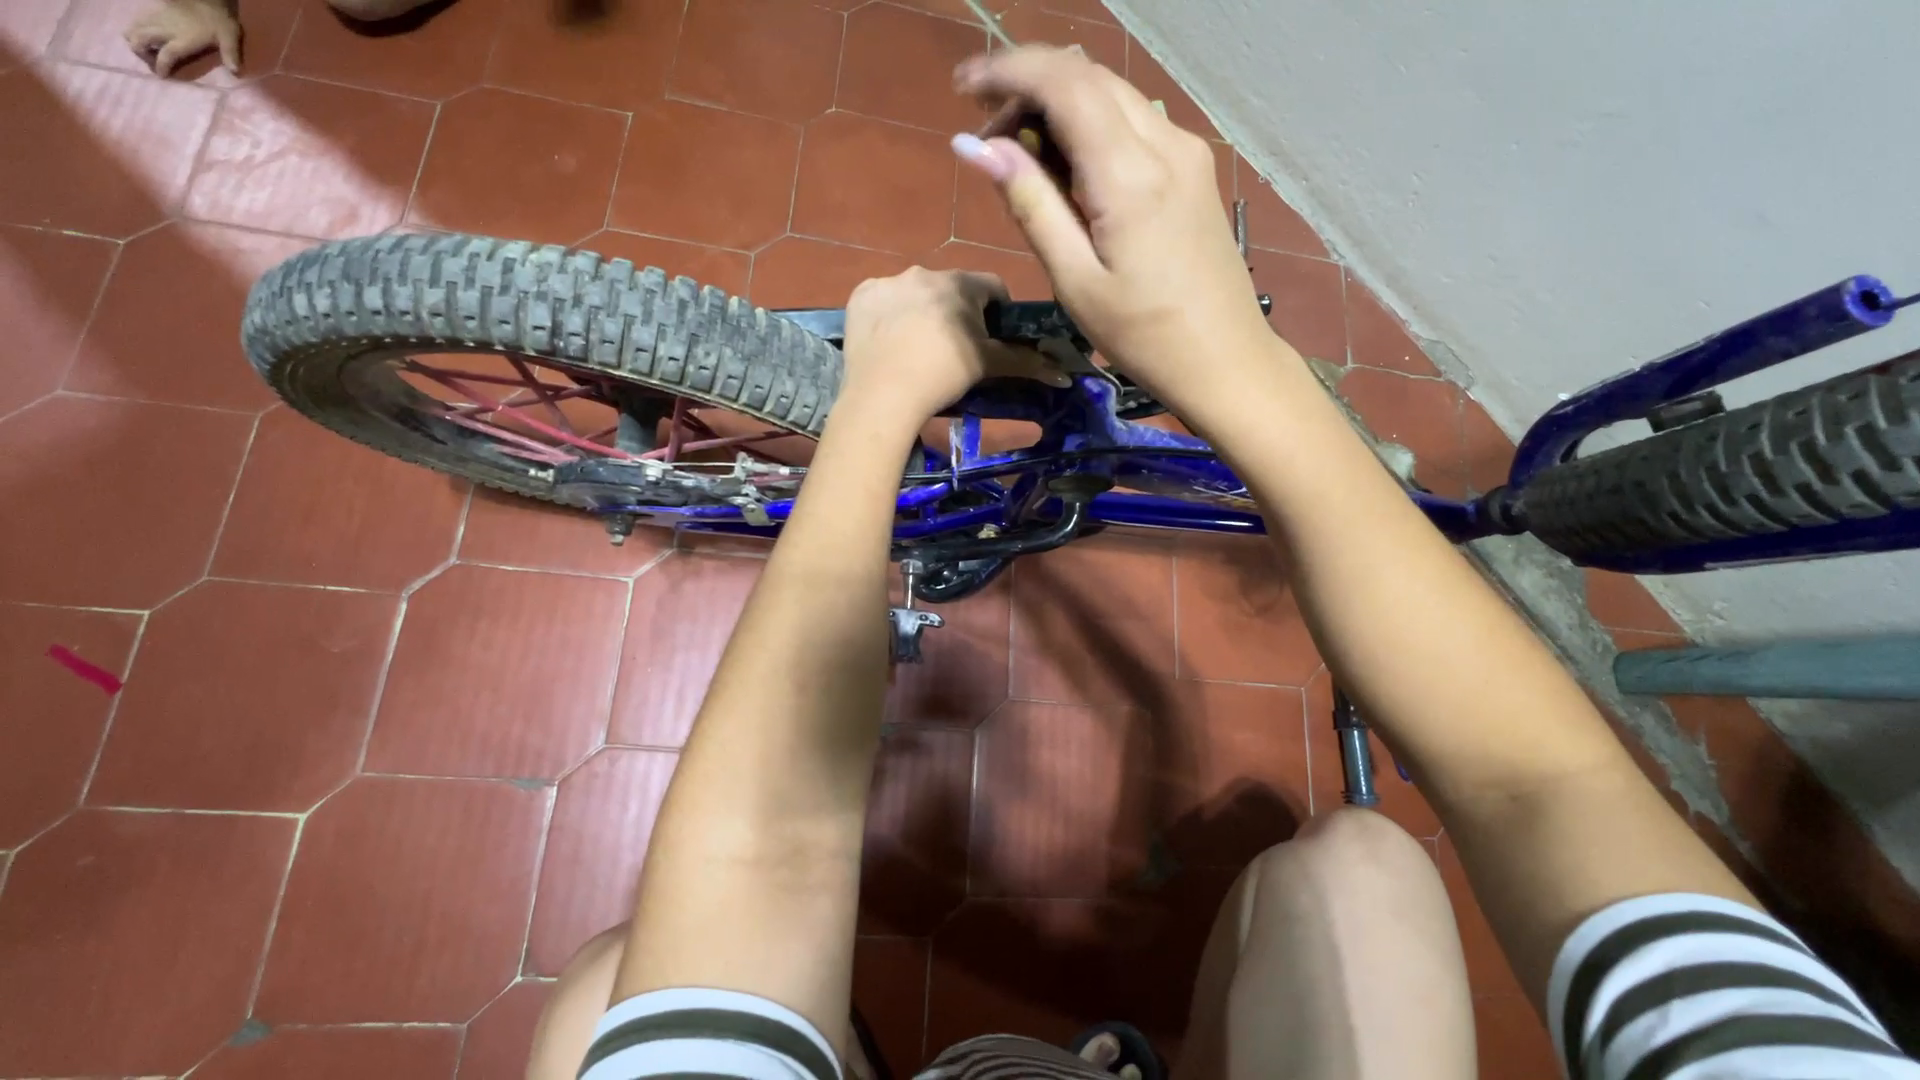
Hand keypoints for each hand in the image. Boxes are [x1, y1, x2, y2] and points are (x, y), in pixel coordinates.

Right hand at [125, 0, 241, 76]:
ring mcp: (156, 19)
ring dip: (134, 40)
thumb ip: (231, 54)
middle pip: (139, 40)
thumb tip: (235, 72)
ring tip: (147, 49)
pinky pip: (136, 20)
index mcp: (182, 39)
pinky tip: (145, 35)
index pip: (166, 55)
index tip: (161, 75)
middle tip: (151, 60)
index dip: (161, 65)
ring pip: (133, 28)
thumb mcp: (230, 37)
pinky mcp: (153, 11)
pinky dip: (136, 28)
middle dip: (140, 52)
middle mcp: (164, 29)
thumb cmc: (219, 19)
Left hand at [840, 267, 1062, 423]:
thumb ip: (1025, 362)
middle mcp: (924, 272)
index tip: (990, 340)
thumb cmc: (943, 376)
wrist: (882, 395)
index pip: (993, 288)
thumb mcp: (987, 366)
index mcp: (961, 283)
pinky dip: (888, 317)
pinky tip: (888, 344)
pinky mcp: (860, 296)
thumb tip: (1064, 373)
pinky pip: (882, 301)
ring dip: (921, 313)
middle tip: (952, 351)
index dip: (997, 313)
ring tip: (917, 351)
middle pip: (951, 289)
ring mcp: (888, 281)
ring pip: (915, 294)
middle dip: (956, 313)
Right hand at [951, 47, 1275, 413]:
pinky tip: (1065, 162)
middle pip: (1087, 77)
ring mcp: (1186, 150)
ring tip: (1016, 147)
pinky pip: (1133, 120)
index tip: (962, 85)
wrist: (1225, 358)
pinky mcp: (1193, 167)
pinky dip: (1089, 122)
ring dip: (1058, 101)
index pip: (1063, 83)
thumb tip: (976, 146)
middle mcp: (1165, 143)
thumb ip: (1030, 203)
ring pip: (1112, 93)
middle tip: (984, 128)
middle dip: (1027, 85)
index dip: (1007, 71)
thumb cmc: (1143, 335)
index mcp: (1130, 175)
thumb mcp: (1075, 279)